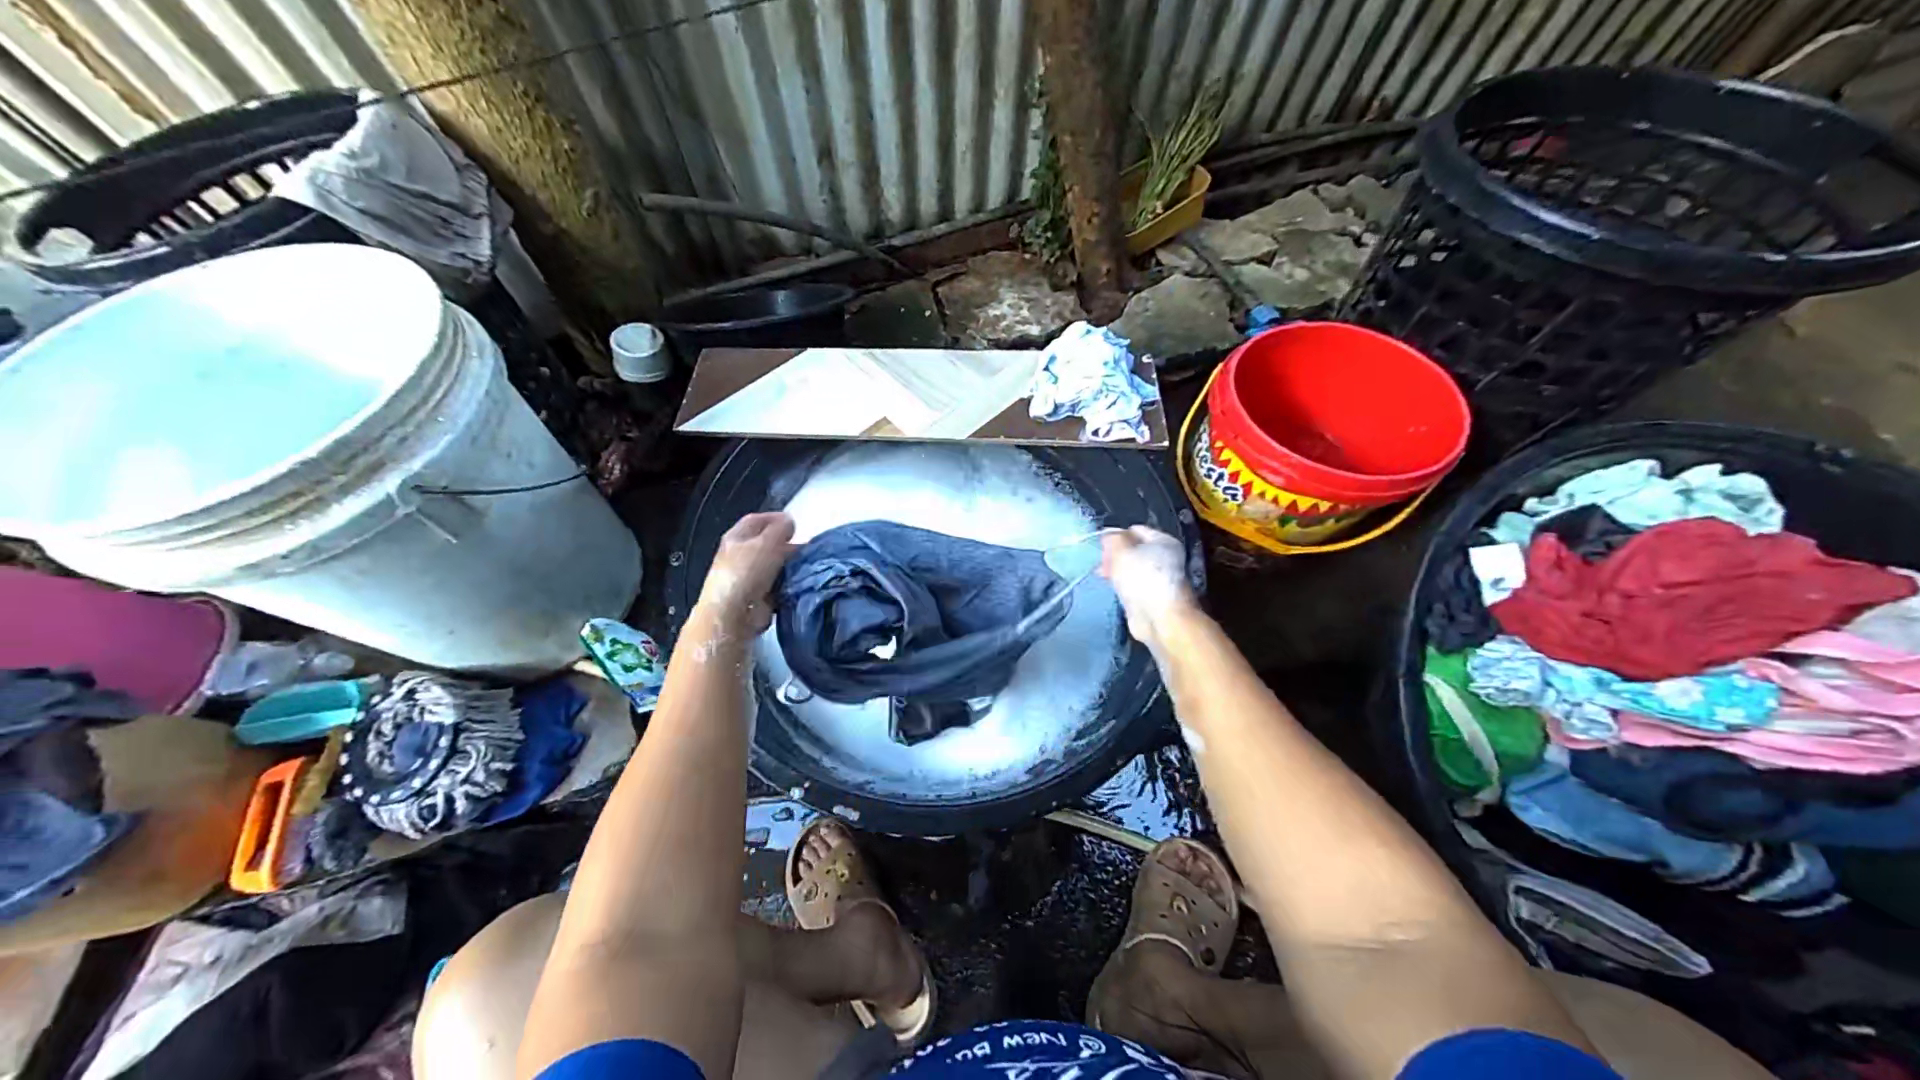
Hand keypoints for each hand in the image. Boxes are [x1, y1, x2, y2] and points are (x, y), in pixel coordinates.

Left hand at [696, 512, 795, 633]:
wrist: (734, 614)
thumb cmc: (747, 572)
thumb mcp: (767, 542)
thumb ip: (780, 528)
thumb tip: (789, 522)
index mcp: (736, 537)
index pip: (756, 520)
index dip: (776, 519)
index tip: (795, 524)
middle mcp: (740, 555)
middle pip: (766, 544)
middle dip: (786, 545)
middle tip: (805, 549)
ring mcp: (748, 577)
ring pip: (774, 565)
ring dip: (789, 566)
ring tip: (808, 566)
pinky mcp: (757, 597)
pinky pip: (777, 585)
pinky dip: (788, 584)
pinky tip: (800, 584)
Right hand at [1100, 526, 1198, 651]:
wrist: (1160, 619)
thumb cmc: (1142, 579)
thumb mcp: (1122, 551)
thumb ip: (1113, 539)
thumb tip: (1109, 536)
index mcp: (1163, 541)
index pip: (1135, 530)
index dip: (1116, 536)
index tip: (1101, 547)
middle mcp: (1165, 558)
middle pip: (1133, 549)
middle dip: (1114, 555)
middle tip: (1101, 564)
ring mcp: (1159, 579)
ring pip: (1132, 568)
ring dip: (1116, 571)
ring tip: (1103, 577)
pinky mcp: (1151, 597)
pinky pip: (1132, 585)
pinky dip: (1122, 586)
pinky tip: (1112, 590)